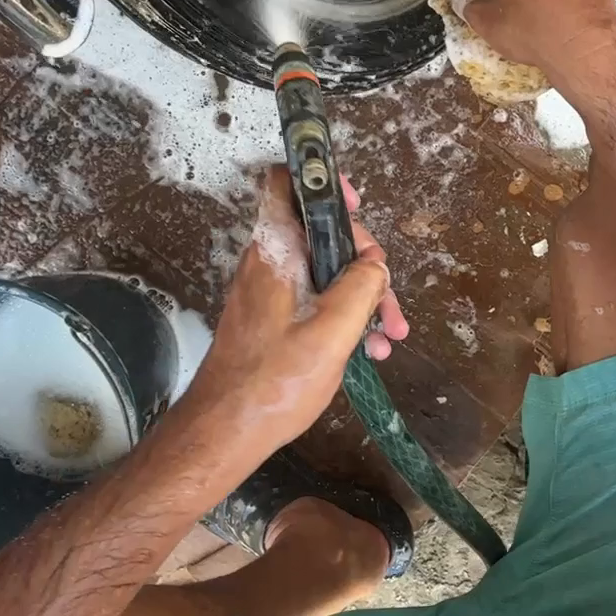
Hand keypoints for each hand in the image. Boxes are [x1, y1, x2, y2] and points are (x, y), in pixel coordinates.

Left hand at [179, 168, 408, 451]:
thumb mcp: (332, 332)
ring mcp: (270, 290)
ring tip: (391, 336)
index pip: (284, 184)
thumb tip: (375, 263)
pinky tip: (370, 350)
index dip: (321, 181)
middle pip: (322, 233)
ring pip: (325, 270)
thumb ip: (361, 287)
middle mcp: (269, 262)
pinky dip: (344, 315)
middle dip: (365, 261)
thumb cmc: (274, 381)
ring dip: (363, 296)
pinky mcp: (273, 317)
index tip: (356, 206)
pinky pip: (316, 298)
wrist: (224, 433)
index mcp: (276, 252)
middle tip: (389, 298)